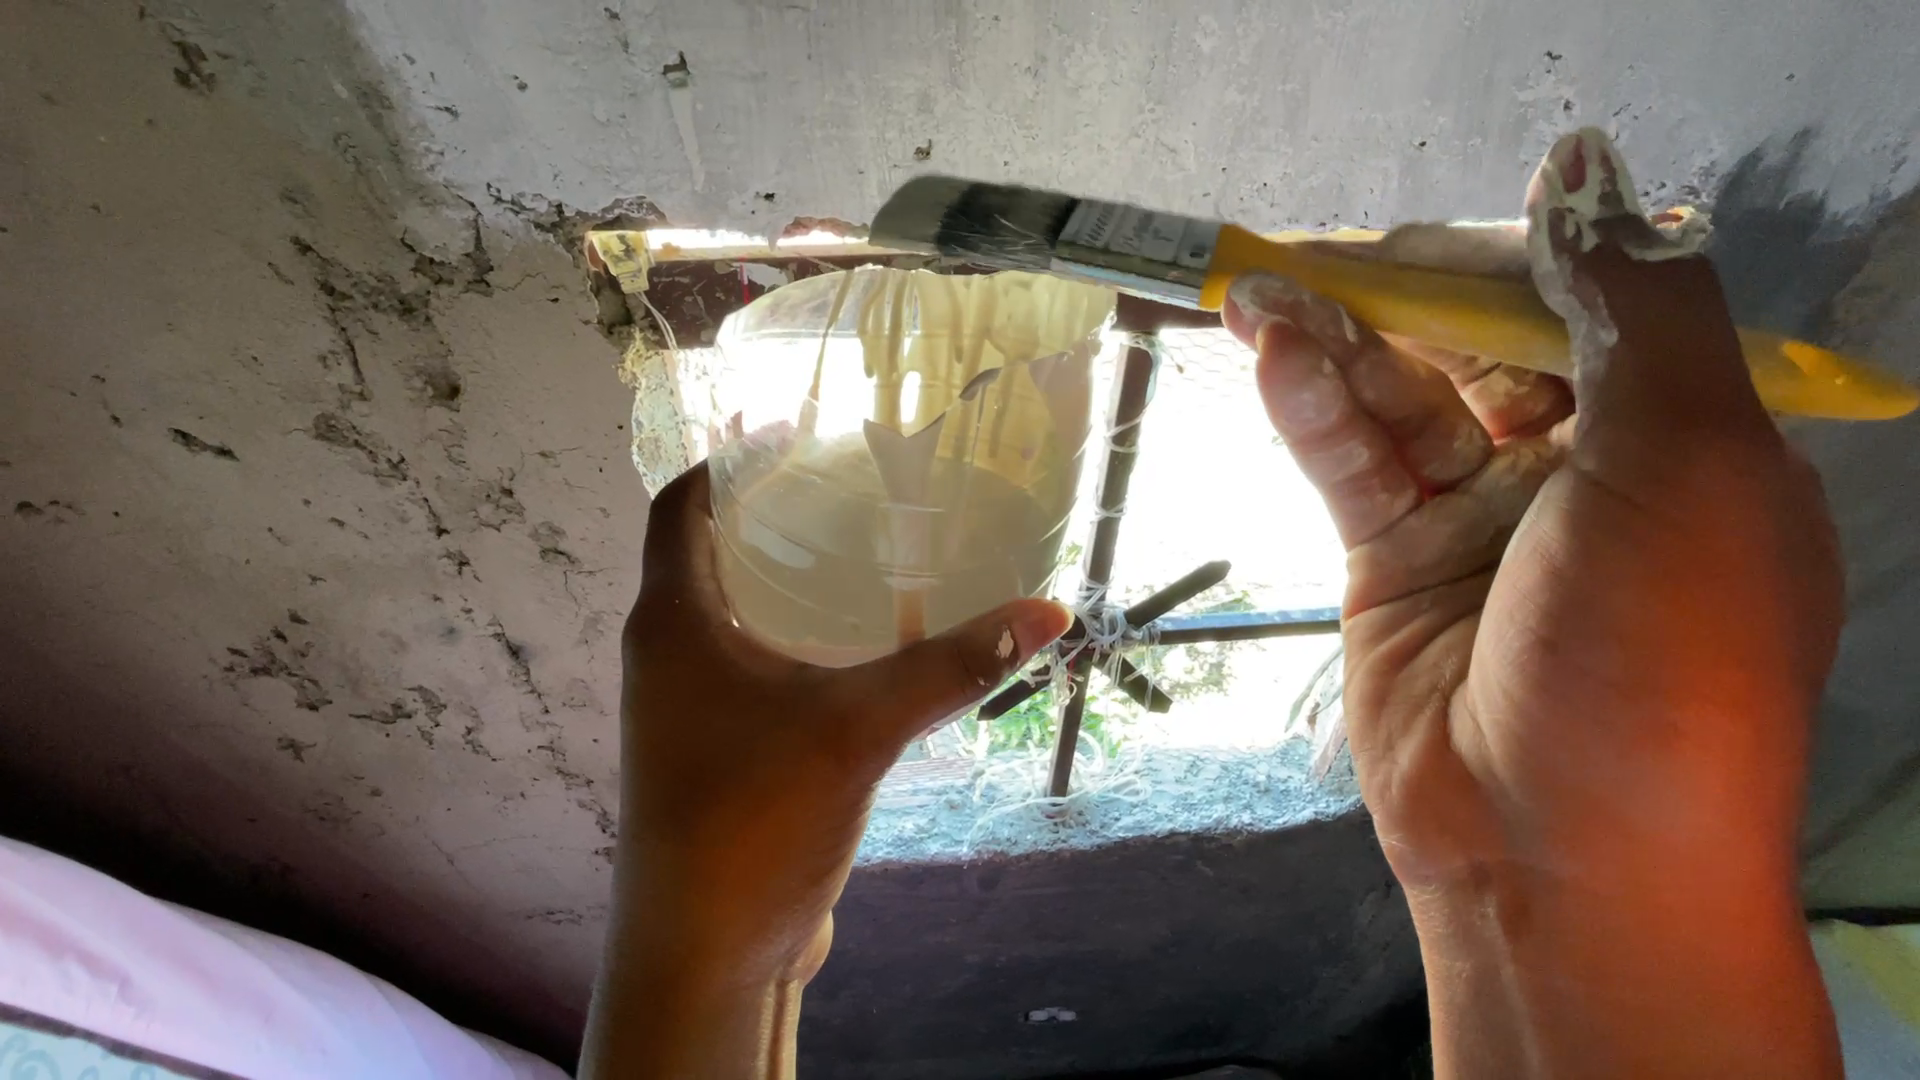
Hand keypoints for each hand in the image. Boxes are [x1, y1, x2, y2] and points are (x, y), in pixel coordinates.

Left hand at [582, 463, 1068, 1078]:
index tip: (793, 433)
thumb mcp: (859, 727)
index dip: (728, 461)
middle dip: (774, 512)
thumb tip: (1045, 612)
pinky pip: (765, 661)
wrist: (710, 954)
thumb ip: (951, 666)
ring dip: (793, 578)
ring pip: (743, 611)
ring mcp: (696, 702)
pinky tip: (868, 637)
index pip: (680, 507)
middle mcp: (672, 652)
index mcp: (673, 623)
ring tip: (868, 546)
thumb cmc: (754, 821)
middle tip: (852, 484)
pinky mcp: (727, 742)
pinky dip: (807, 635)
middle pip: (715, 551)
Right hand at [1224, 128, 1842, 1076]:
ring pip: (1394, 404)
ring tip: (1262, 295)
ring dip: (1329, 350)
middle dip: (1393, 302)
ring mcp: (1469, 516)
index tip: (1422, 227)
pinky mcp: (1388, 557)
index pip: (1576, 315)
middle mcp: (1573, 471)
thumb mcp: (1687, 467)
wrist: (1546, 846)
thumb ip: (1637, 311)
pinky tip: (1274, 361)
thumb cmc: (1649, 661)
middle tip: (1309, 255)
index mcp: (1676, 441)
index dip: (1496, 264)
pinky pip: (1350, 464)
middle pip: (1468, 354)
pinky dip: (1310, 412)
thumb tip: (1589, 175)